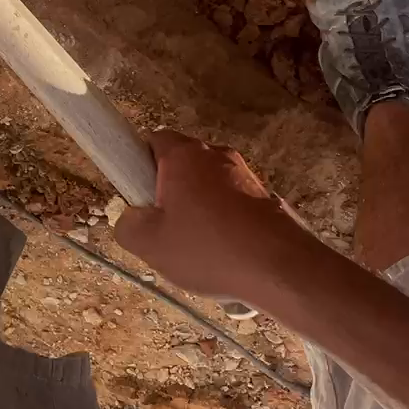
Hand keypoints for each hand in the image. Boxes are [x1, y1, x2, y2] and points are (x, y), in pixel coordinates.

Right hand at [115, 130, 304, 302]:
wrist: (282, 269)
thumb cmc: (208, 249)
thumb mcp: (149, 244)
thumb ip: (126, 224)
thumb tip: (130, 217)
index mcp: (183, 155)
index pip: (152, 139)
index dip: (138, 163)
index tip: (139, 194)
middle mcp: (215, 154)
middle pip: (180, 164)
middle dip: (167, 192)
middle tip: (161, 227)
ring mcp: (244, 173)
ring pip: (205, 185)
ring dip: (195, 209)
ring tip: (194, 248)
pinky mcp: (264, 196)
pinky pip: (230, 203)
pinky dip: (221, 222)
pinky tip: (222, 254)